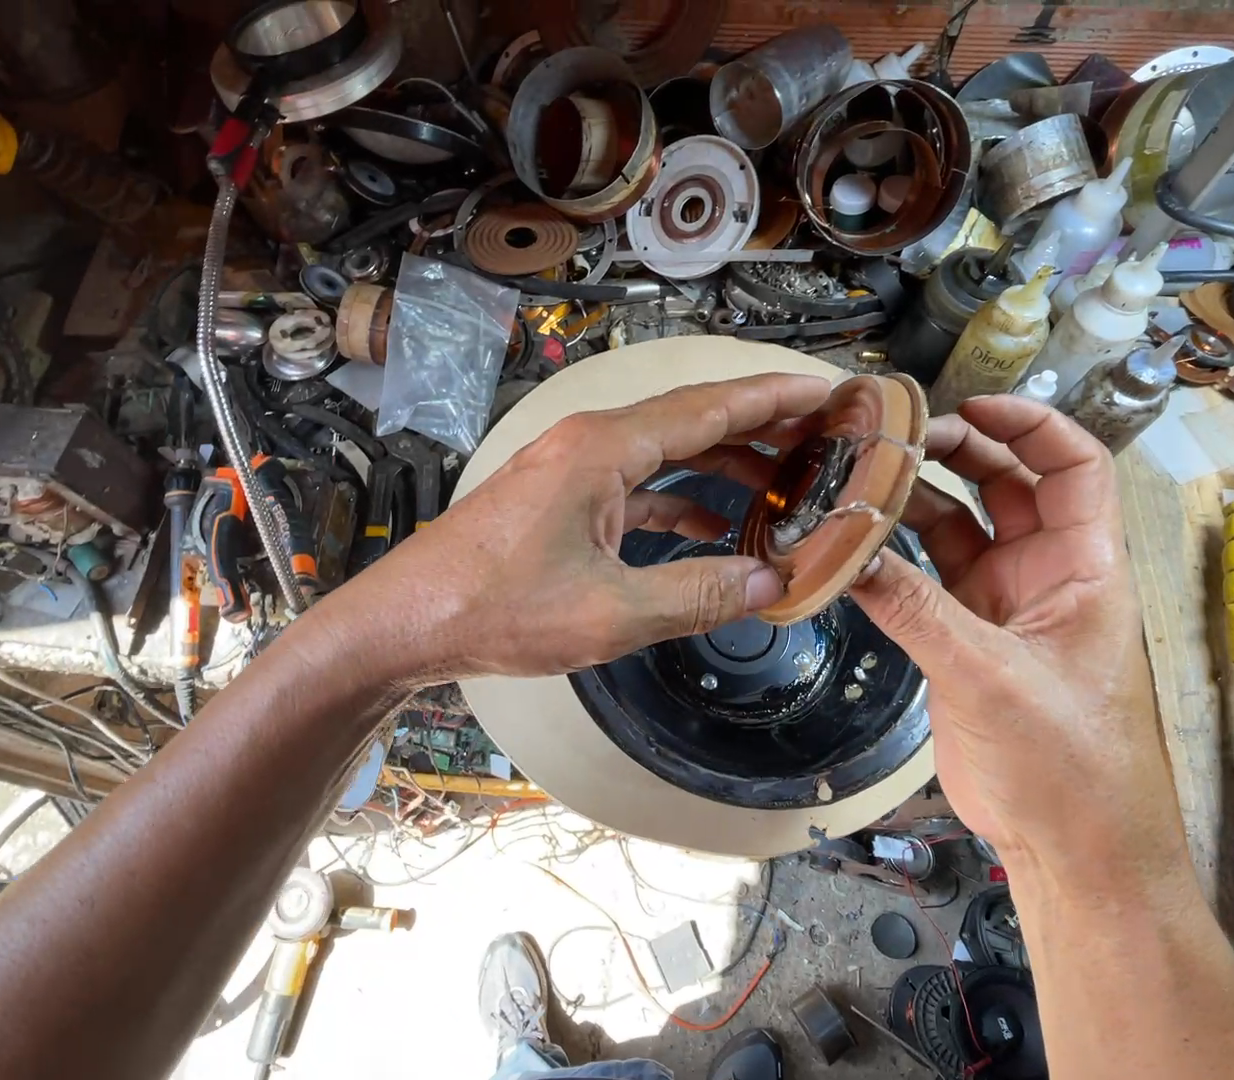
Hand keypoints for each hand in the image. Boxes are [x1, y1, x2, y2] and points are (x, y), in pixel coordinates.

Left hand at [335, 374, 833, 680]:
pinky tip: (713, 528)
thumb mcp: (610, 613)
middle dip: (759, 432)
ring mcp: (570, 469)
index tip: (826, 392)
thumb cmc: (498, 611)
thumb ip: (697, 594)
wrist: (408, 620)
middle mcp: (588, 442)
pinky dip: (679, 502)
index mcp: (603, 448)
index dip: (773, 398)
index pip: (708, 407)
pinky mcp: (560, 499)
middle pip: (691, 422)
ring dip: (722, 470)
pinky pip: (636, 488)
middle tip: (821, 443)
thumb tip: (770, 582)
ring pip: (665, 456)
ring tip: (783, 489)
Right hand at [848, 396, 1186, 883]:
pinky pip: (928, 579)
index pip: (1075, 469)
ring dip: (920, 504)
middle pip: (1008, 487)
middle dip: (960, 455)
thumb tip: (848, 555)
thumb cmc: (1068, 764)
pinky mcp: (964, 638)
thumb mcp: (989, 677)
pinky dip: (895, 559)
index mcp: (1084, 571)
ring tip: (867, 483)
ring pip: (961, 530)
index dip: (1031, 426)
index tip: (969, 407)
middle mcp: (1044, 577)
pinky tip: (858, 546)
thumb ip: (916, 611)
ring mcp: (1001, 607)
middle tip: (897, 442)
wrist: (1066, 844)